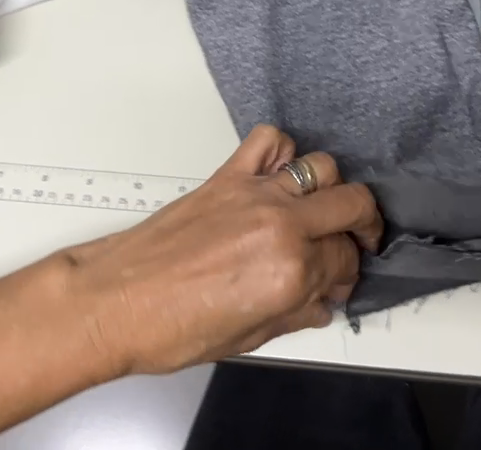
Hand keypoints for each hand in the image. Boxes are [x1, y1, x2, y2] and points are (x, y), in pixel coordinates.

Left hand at [61, 125, 382, 375]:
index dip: (348, 274)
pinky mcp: (229, 175)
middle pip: (352, 204)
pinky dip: (283, 150)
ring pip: (322, 167)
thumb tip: (321, 301)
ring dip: (331, 188)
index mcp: (290, 272)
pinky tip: (282, 174)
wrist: (117, 302)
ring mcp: (255, 193)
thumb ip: (296, 314)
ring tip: (323, 206)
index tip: (338, 282)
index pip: (346, 260)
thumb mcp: (248, 338)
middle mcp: (281, 225)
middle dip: (363, 225)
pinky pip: (270, 141)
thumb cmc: (171, 327)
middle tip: (355, 240)